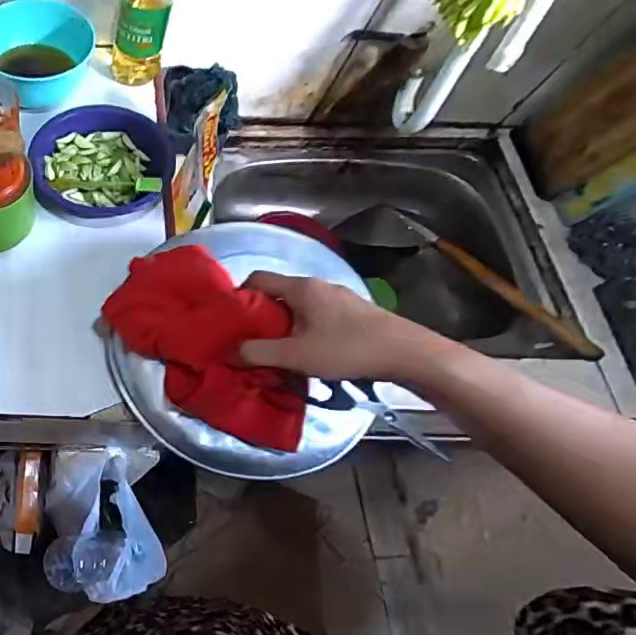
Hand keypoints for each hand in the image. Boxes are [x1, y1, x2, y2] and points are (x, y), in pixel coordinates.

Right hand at [238, 271, 446, 381]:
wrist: (407, 354)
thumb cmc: (346, 349)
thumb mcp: (295, 355)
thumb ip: (258, 353)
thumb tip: (229, 353)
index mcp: (301, 288)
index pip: (257, 279)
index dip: (239, 297)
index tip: (232, 322)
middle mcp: (318, 286)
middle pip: (277, 295)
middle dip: (261, 318)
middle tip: (251, 343)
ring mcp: (338, 298)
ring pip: (298, 308)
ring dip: (284, 327)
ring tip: (278, 353)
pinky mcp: (353, 313)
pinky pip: (316, 317)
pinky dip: (304, 331)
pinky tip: (309, 354)